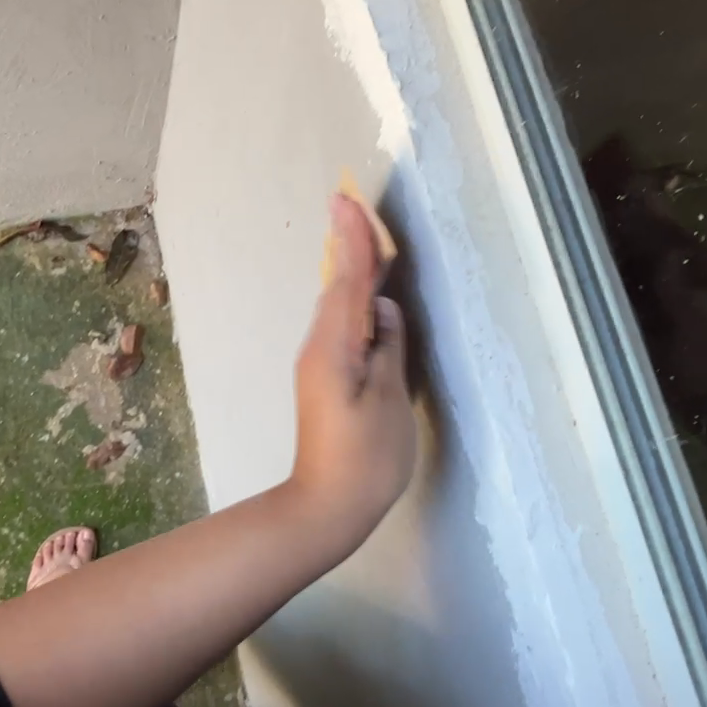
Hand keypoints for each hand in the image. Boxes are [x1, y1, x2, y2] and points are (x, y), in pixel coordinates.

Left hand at [289, 193, 416, 542]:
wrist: (325, 506)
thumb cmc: (366, 457)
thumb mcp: (388, 400)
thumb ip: (388, 348)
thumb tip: (386, 310)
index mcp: (336, 346)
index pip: (347, 281)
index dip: (353, 240)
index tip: (346, 200)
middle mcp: (320, 346)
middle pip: (337, 287)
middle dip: (349, 246)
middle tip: (355, 206)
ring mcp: (317, 363)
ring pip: (336, 306)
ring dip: (350, 272)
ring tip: (366, 240)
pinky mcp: (323, 378)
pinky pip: (339, 327)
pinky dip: (352, 302)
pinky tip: (365, 300)